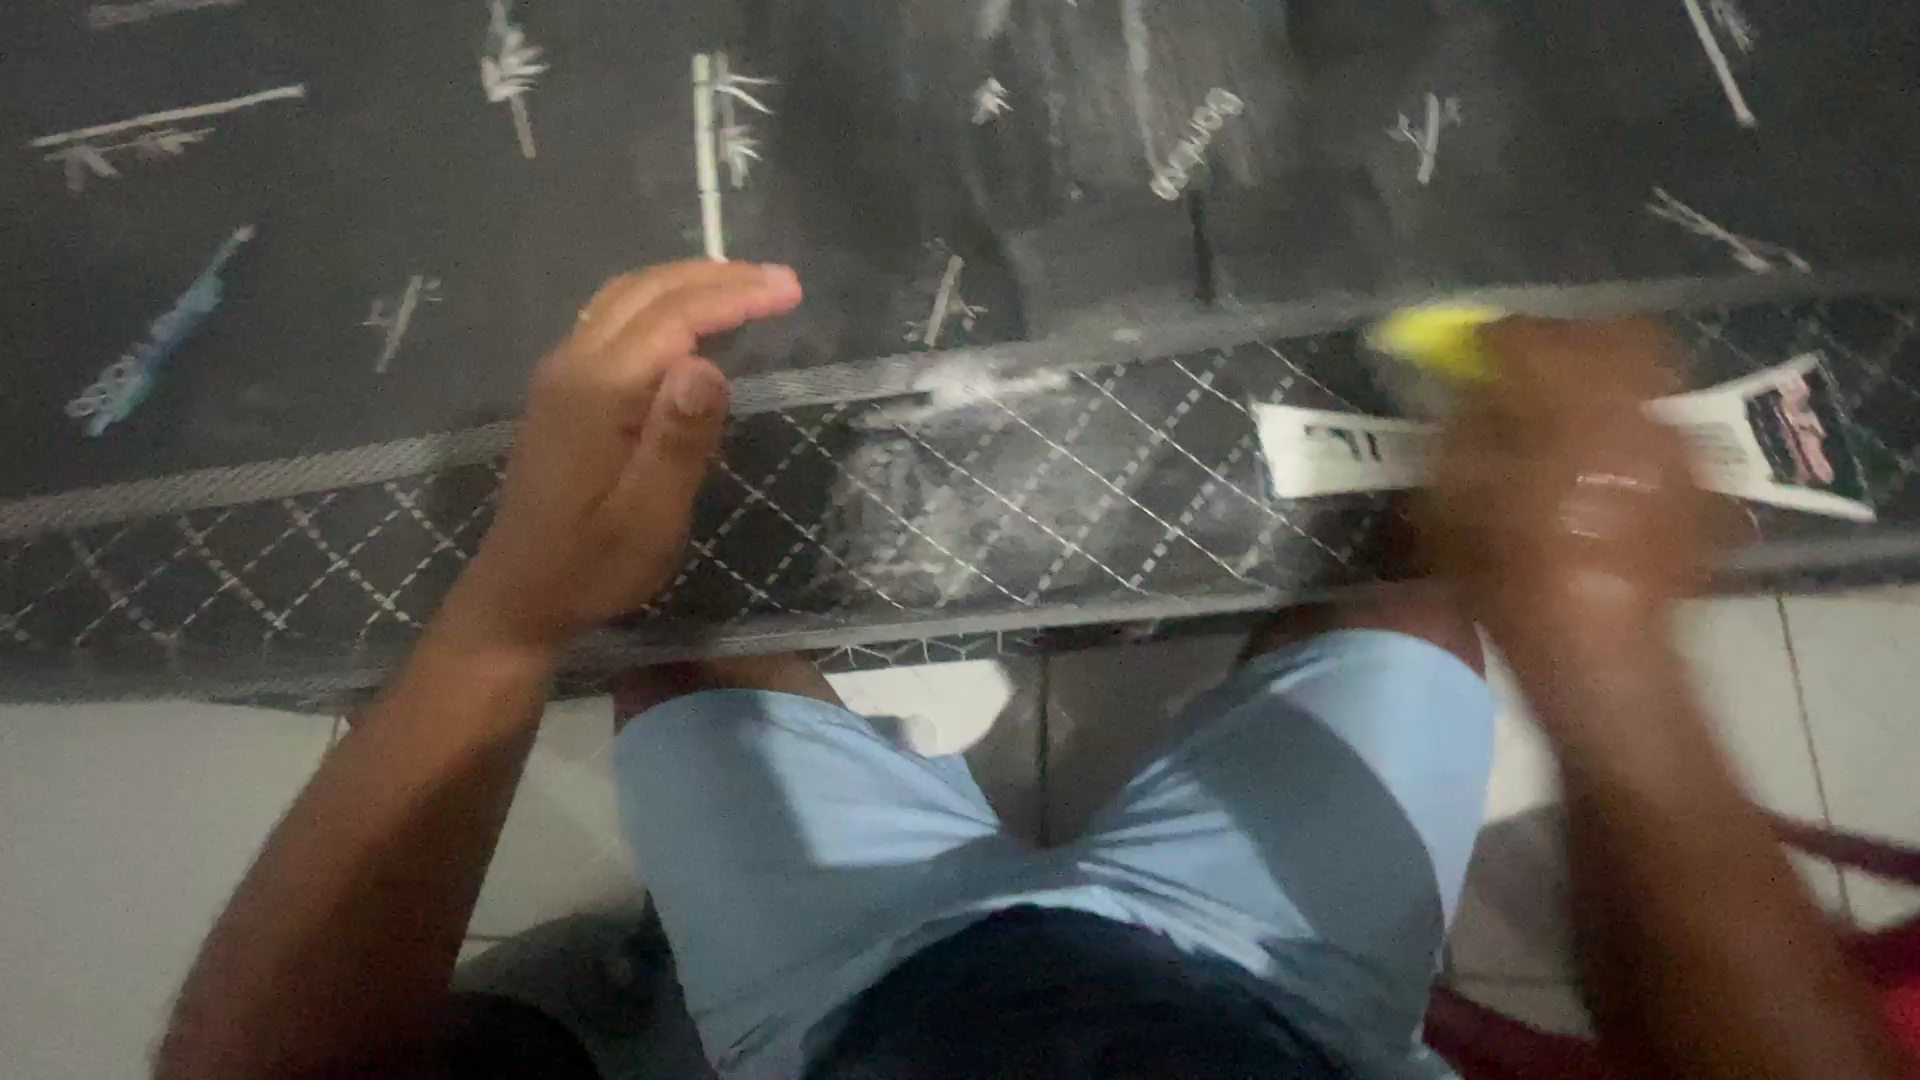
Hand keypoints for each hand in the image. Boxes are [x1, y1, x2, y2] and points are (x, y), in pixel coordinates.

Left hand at [443, 260, 803, 656]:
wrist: (520, 594)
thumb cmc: (594, 565)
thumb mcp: (648, 518)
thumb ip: (678, 442)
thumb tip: (710, 366)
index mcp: (598, 392)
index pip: (674, 320)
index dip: (734, 298)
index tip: (791, 291)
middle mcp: (573, 366)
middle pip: (647, 293)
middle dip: (718, 278)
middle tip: (782, 281)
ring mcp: (562, 374)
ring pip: (625, 299)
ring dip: (688, 282)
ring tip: (744, 284)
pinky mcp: (564, 391)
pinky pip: (614, 319)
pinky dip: (661, 302)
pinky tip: (687, 316)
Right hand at [1425, 318, 1713, 660]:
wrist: (1596, 649)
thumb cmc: (1504, 584)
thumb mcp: (1448, 510)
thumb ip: (1455, 437)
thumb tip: (1462, 388)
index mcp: (1566, 429)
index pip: (1534, 345)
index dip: (1495, 336)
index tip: (1466, 344)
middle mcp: (1635, 424)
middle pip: (1614, 337)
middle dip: (1560, 339)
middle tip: (1519, 362)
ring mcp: (1677, 447)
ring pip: (1647, 369)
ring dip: (1594, 372)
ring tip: (1554, 400)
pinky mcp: (1696, 475)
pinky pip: (1658, 414)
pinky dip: (1619, 411)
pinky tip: (1589, 447)